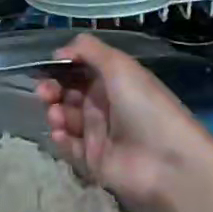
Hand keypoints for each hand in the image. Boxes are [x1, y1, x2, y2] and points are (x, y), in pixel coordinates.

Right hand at [35, 34, 210, 204]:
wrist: (167, 161)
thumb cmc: (143, 105)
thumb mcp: (119, 65)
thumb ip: (88, 50)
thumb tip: (59, 51)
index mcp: (114, 80)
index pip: (81, 69)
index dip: (63, 66)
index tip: (47, 66)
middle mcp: (105, 104)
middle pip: (69, 92)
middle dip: (52, 89)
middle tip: (45, 92)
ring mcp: (99, 133)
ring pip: (66, 117)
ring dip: (56, 112)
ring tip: (57, 115)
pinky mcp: (94, 160)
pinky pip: (70, 146)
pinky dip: (61, 138)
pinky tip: (61, 134)